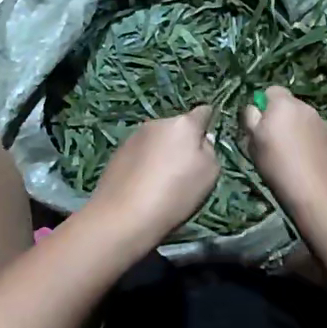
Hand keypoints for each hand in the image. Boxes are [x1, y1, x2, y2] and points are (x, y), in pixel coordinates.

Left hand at [90, 106, 220, 237]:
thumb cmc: (175, 193)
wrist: (124, 215)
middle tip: (185, 170)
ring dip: (161, 154)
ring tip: (161, 182)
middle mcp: (156, 123)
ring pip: (156, 141)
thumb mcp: (210, 173)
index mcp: (183, 124)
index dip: (208, 123)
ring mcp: (133, 137)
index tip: (206, 140)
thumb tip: (201, 141)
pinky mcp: (116, 154)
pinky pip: (139, 155)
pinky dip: (144, 165)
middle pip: (177, 128)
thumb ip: (209, 151)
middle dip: (182, 143)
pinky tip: (143, 186)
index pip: (202, 112)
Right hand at [240, 87, 326, 213]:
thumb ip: (250, 119)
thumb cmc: (277, 165)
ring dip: (298, 130)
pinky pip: (318, 134)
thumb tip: (253, 108)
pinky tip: (308, 162)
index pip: (272, 90)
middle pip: (291, 105)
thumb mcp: (252, 142)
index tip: (261, 124)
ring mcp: (324, 123)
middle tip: (275, 141)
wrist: (316, 191)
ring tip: (293, 155)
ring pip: (305, 120)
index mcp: (284, 105)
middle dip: (282, 117)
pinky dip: (312, 142)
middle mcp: (307, 108)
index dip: (264, 104)